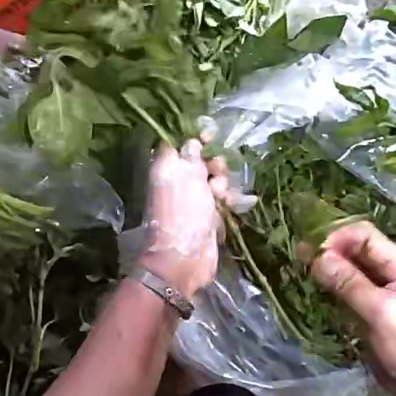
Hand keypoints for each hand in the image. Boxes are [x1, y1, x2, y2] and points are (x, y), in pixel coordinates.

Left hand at [139, 138, 231, 298]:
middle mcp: (178, 181)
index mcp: (166, 168)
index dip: (194, 138)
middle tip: (217, 170)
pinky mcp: (207, 215)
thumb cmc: (182, 212)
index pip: (179, 143)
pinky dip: (227, 199)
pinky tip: (229, 203)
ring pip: (213, 180)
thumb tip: (192, 141)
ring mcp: (193, 200)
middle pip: (200, 161)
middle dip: (213, 162)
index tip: (210, 138)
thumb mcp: (185, 175)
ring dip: (222, 182)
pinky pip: (220, 199)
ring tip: (221, 193)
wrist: (185, 256)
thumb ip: (189, 155)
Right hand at [310, 222, 395, 395]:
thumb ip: (348, 282)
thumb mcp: (380, 312)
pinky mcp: (378, 307)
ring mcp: (388, 289)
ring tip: (306, 274)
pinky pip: (353, 287)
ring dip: (331, 269)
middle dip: (330, 252)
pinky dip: (336, 286)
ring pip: (353, 268)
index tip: (310, 252)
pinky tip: (320, 289)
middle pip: (358, 249)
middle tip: (301, 261)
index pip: (365, 236)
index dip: (336, 239)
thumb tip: (316, 257)